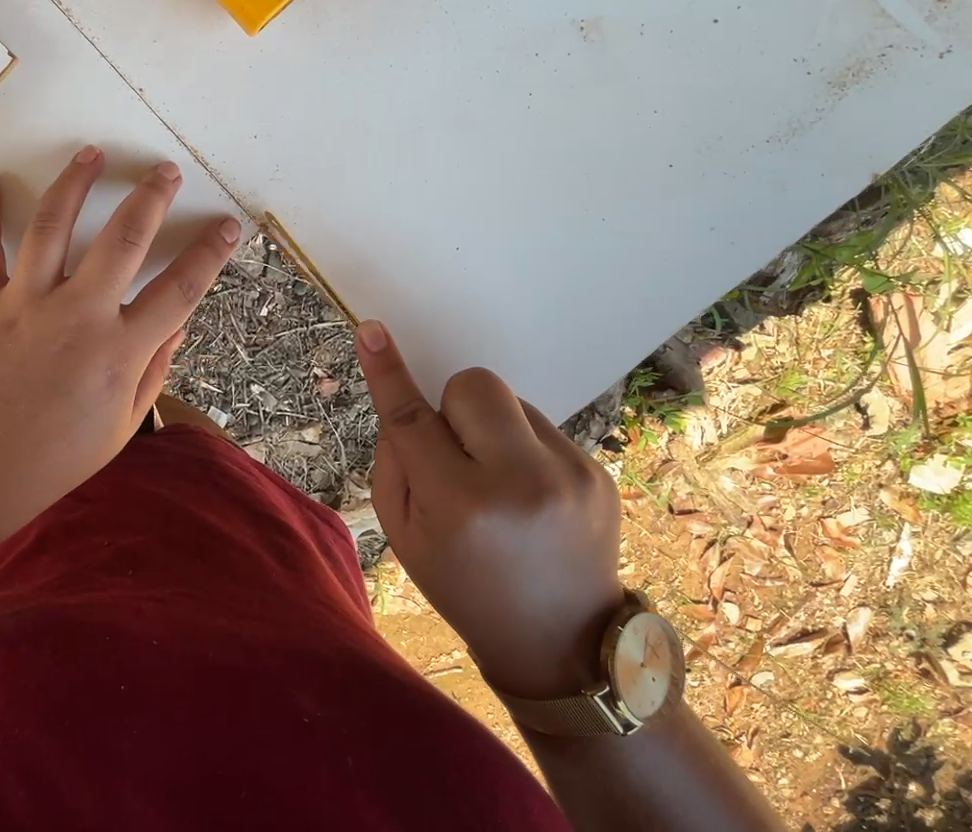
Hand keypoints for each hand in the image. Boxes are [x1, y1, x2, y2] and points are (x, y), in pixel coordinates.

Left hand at [0, 146, 240, 536]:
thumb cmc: (59, 456)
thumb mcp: (123, 424)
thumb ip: (154, 369)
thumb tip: (179, 323)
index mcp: (119, 351)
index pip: (179, 291)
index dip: (209, 255)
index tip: (228, 226)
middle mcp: (77, 315)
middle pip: (123, 240)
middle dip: (151, 198)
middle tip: (165, 171)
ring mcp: (27, 304)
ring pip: (54, 226)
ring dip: (76, 183)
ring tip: (93, 152)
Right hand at [353, 320, 625, 700]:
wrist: (560, 639)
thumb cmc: (462, 585)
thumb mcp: (403, 535)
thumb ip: (395, 465)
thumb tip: (409, 408)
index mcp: (460, 505)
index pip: (412, 420)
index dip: (388, 373)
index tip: (373, 331)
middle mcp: (520, 481)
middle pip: (474, 387)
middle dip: (453, 408)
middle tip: (454, 455)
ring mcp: (570, 474)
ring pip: (508, 402)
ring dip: (489, 429)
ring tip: (496, 485)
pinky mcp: (598, 472)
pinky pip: (539, 425)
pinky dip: (520, 446)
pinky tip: (526, 493)